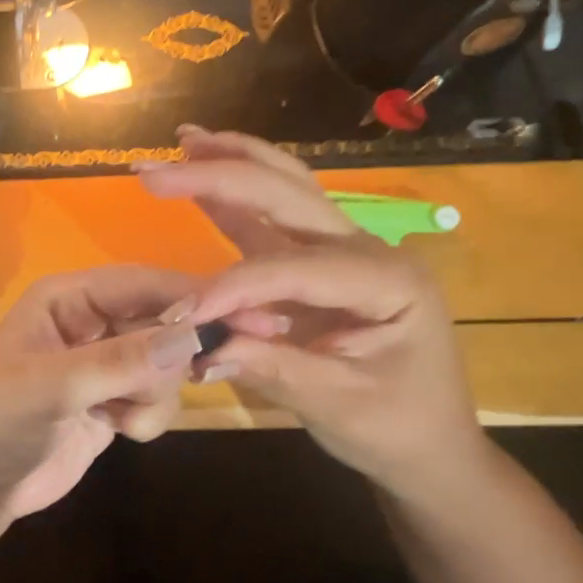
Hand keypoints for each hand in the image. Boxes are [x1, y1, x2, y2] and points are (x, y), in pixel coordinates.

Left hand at [0, 266, 212, 527]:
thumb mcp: (50, 387)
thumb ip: (118, 362)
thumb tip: (191, 336)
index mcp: (67, 298)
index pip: (141, 283)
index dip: (192, 295)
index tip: (249, 315)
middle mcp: (90, 321)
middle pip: (165, 320)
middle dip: (180, 351)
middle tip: (209, 374)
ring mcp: (105, 363)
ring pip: (168, 363)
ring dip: (156, 394)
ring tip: (121, 417)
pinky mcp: (115, 401)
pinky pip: (159, 397)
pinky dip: (150, 416)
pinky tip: (119, 430)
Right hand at [136, 127, 490, 497]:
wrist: (429, 445)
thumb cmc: (396, 427)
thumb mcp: (339, 407)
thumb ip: (274, 369)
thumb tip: (200, 347)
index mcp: (388, 281)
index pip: (295, 269)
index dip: (234, 286)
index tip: (182, 315)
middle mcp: (367, 249)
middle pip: (287, 196)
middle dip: (219, 177)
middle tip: (153, 173)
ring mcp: (340, 250)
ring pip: (282, 188)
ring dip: (230, 162)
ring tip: (183, 138)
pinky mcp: (314, 261)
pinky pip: (268, 218)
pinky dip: (230, 193)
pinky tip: (198, 168)